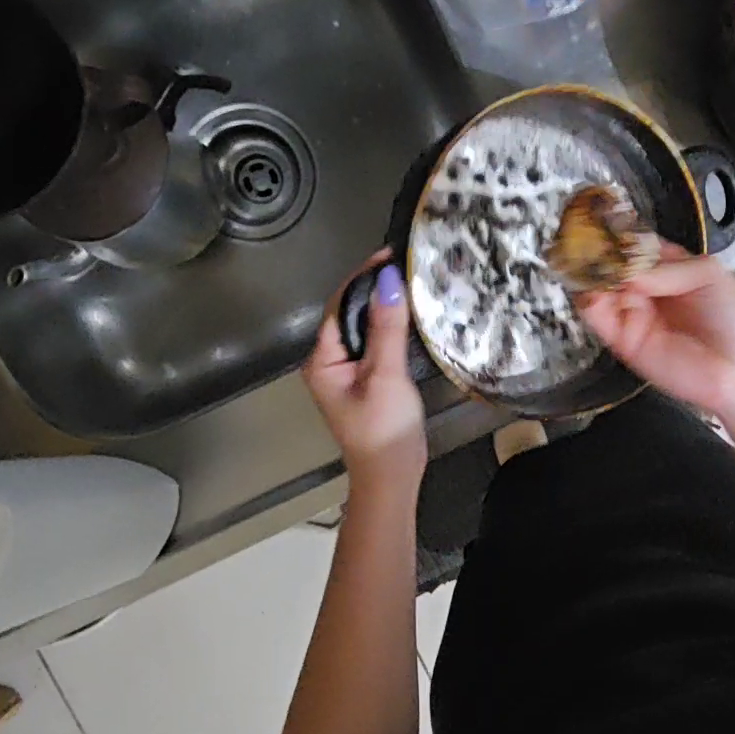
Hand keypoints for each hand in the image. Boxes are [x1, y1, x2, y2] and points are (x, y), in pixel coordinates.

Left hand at [304, 252, 426, 481]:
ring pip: (365, 328)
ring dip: (385, 307)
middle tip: (408, 265)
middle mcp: (328, 363)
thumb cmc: (383, 430)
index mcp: (322, 360)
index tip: (391, 255)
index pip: (341, 305)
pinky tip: (410, 317)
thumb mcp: (386, 375)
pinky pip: (376, 344)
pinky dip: (391, 328)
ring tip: (412, 283)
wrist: (391, 478)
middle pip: (351, 314)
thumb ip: (387, 328)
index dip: (364, 278)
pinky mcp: (367, 381)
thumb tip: (389, 280)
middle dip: (376, 289)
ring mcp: (347, 373)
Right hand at [576, 245, 734, 431]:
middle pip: (612, 266)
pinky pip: (600, 320)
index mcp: (669, 267)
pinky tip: (590, 294)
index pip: (636, 246)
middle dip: (597, 255)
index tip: (598, 222)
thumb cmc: (734, 317)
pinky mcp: (624, 341)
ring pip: (601, 291)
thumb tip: (626, 272)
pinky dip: (590, 305)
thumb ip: (666, 268)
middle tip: (580, 243)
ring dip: (590, 278)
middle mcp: (647, 288)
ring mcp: (634, 314)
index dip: (618, 235)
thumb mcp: (707, 273)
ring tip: (582, 267)